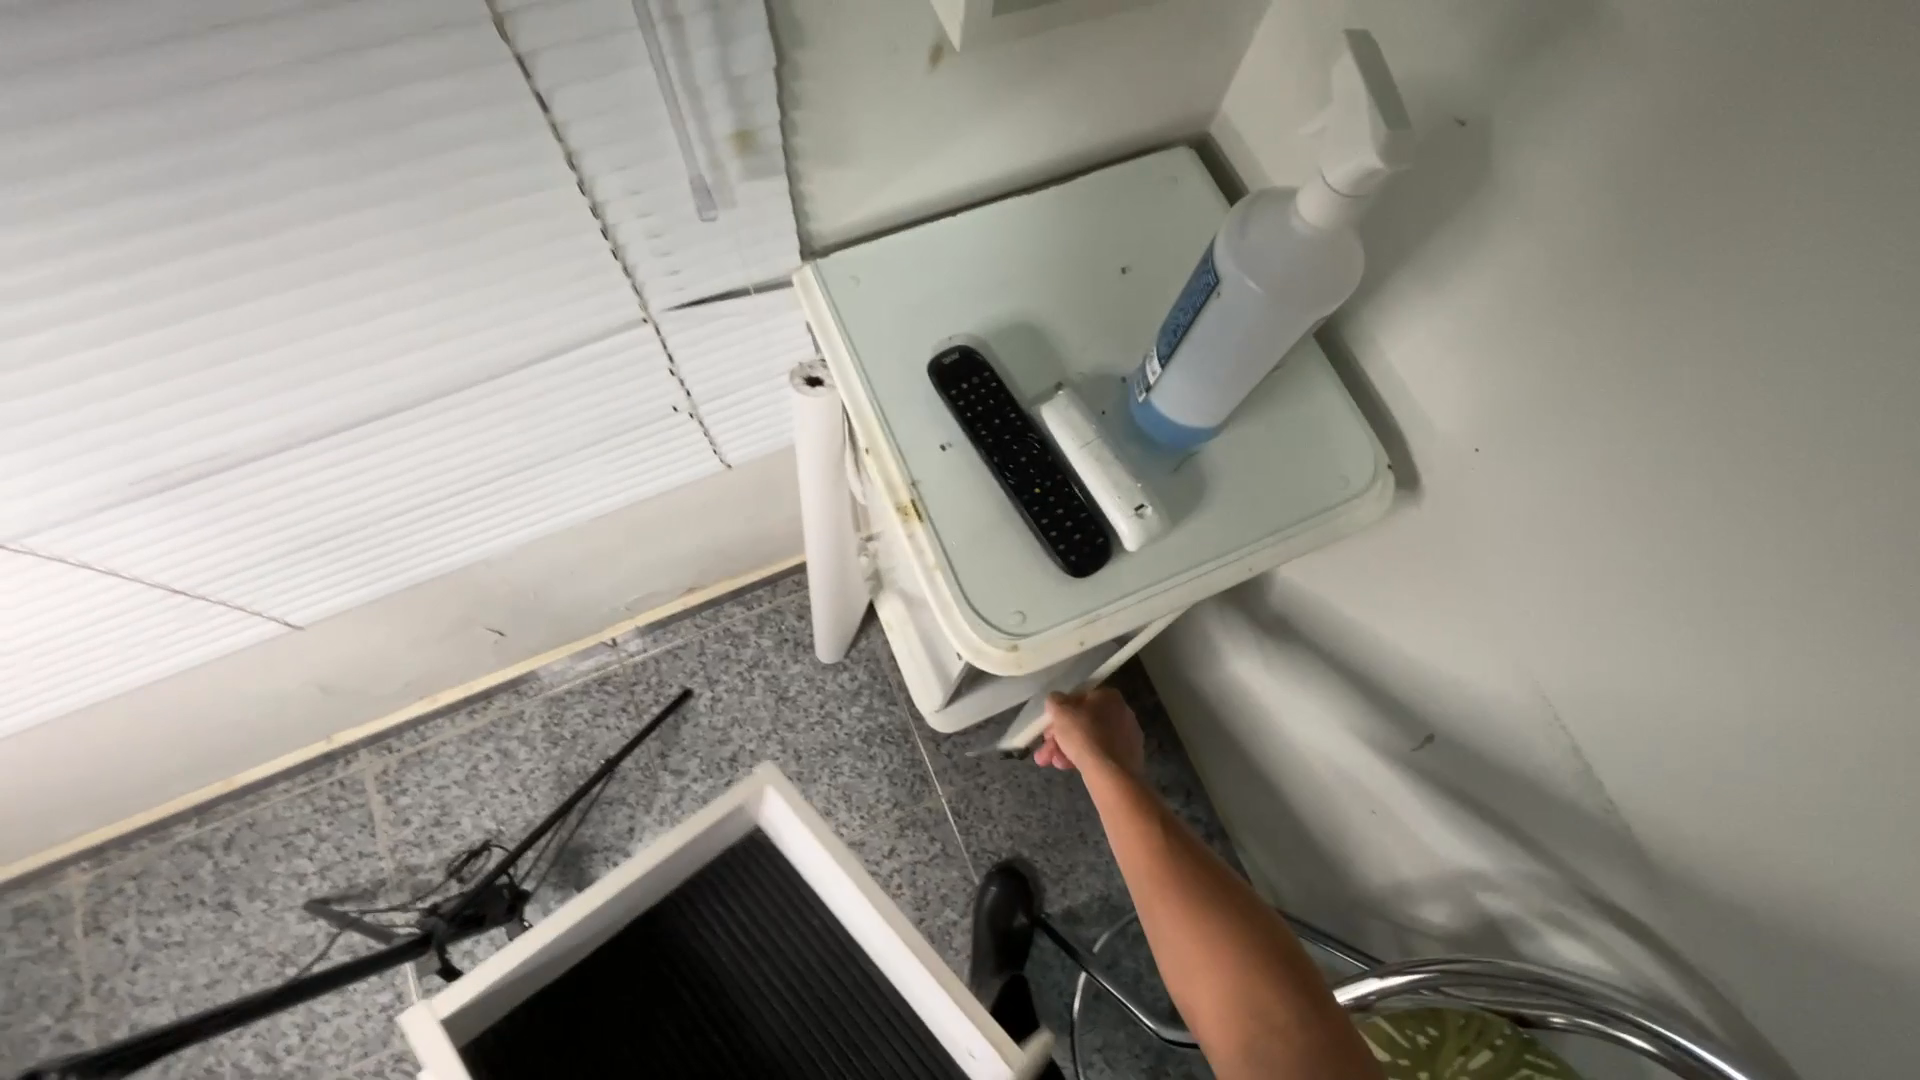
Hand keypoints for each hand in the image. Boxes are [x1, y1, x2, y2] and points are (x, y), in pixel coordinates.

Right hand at [1033, 687, 1144, 777]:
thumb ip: (1055, 701)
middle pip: (1083, 722)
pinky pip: (1100, 753)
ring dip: (1066, 750)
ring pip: (1089, 740)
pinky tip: (1067, 767)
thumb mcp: (1060, 712)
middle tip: (1045, 751)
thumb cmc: (1084, 735)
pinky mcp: (1127, 758)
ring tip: (1052, 763)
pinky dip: (1083, 758)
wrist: (1111, 773)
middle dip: (1059, 737)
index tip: (1048, 728)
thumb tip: (1056, 701)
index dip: (1060, 713)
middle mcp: (1122, 712)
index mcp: (1109, 696)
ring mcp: (1127, 737)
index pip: (1079, 699)